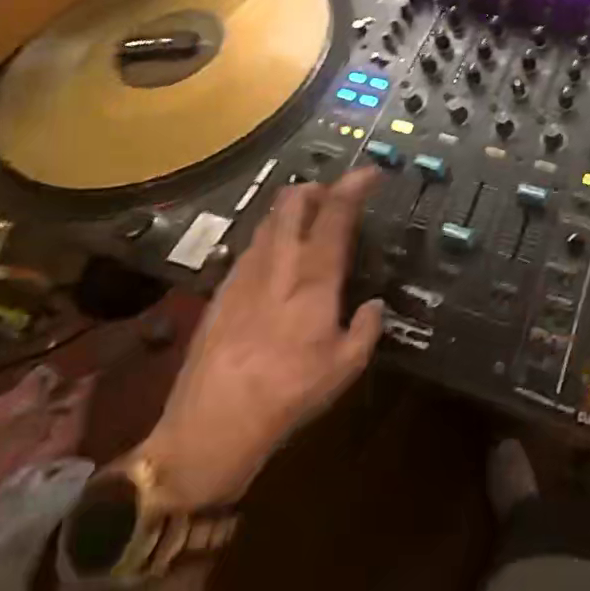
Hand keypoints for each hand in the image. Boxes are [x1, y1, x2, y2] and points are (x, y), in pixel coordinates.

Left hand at [133, 169, 384, 507]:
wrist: (214, 417)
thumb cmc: (290, 392)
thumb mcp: (344, 368)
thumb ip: (366, 329)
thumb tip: (374, 306)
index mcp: (314, 276)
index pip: (335, 213)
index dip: (354, 185)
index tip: (368, 173)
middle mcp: (278, 260)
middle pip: (293, 200)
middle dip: (316, 188)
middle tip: (332, 198)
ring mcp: (244, 269)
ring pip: (269, 219)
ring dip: (291, 211)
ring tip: (306, 226)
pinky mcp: (222, 286)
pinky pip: (251, 245)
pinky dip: (270, 238)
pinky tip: (275, 263)